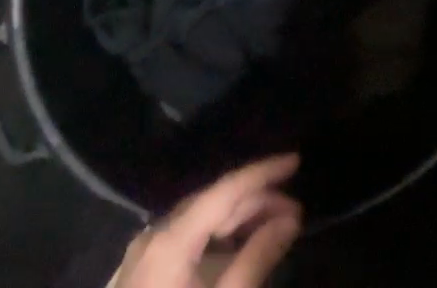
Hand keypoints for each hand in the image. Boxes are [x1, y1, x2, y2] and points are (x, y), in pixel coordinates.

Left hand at [114, 155, 301, 287]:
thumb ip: (257, 258)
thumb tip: (289, 219)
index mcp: (172, 240)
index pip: (226, 189)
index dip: (263, 172)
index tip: (296, 161)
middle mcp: (154, 236)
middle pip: (211, 203)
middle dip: (256, 200)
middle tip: (295, 210)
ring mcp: (142, 256)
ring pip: (198, 221)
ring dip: (237, 220)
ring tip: (274, 226)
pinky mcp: (140, 276)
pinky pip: (184, 241)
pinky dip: (215, 238)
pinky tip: (238, 248)